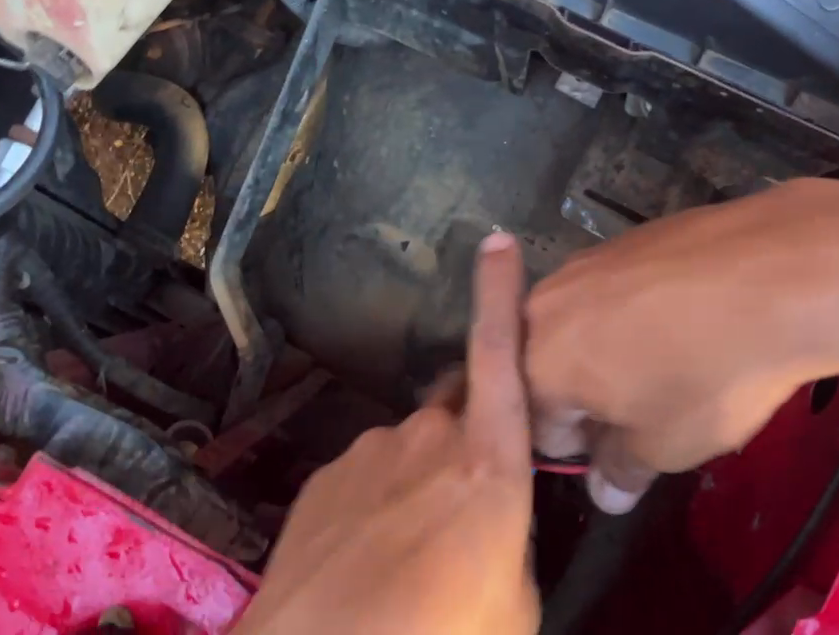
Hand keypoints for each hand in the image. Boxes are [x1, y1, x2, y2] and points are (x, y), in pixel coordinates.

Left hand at [233, 233, 539, 634]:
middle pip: (456, 419)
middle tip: (462, 523)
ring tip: (411, 559)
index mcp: (485, 462)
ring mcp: (367, 452)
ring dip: (418, 488)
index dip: (500, 296)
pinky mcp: (324, 478)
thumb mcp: (515, 604)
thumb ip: (512, 541)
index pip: (498, 355)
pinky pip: (367, 477)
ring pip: (409, 454)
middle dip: (465, 449)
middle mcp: (425, 437)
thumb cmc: (443, 632)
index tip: (497, 243)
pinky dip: (375, 506)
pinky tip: (366, 562)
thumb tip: (496, 523)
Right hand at [524, 179, 838, 513]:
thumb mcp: (668, 444)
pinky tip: (684, 316)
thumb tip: (605, 490)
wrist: (772, 274)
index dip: (586, 450)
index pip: (540, 427)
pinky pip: (610, 290)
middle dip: (589, 393)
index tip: (630, 448)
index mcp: (539, 363)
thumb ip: (621, 471)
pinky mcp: (620, 238)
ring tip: (670, 356)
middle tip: (648, 404)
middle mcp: (544, 306)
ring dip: (608, 349)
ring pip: (579, 325)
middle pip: (551, 367)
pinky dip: (632, 310)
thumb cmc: (710, 372)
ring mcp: (582, 263)